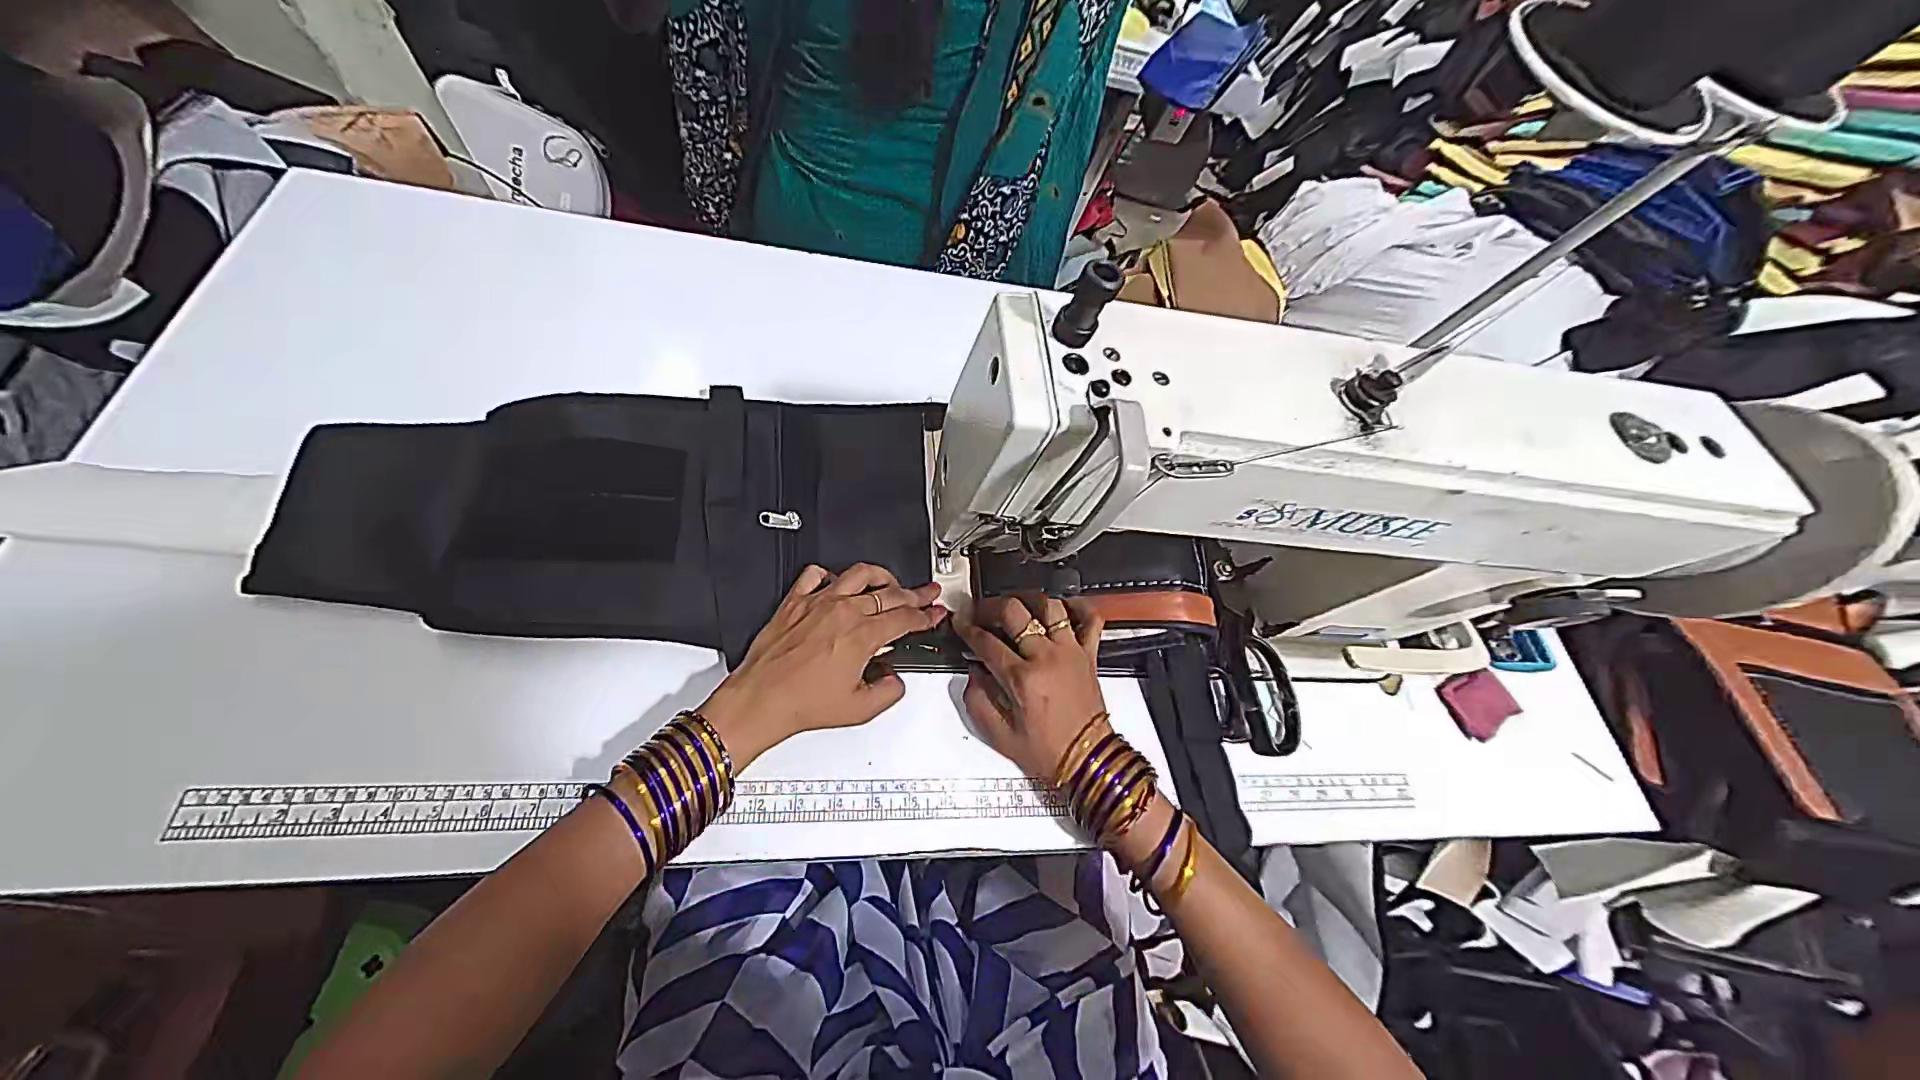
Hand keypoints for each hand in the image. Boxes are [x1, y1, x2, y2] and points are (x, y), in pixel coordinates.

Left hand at [699, 564, 946, 769]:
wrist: (760, 699)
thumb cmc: (800, 703)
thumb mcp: (859, 709)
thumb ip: (888, 691)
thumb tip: (894, 681)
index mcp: (862, 635)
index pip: (905, 617)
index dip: (926, 615)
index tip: (934, 614)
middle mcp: (842, 612)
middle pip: (890, 593)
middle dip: (915, 593)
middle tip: (926, 594)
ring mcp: (817, 603)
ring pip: (859, 574)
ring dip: (881, 576)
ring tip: (890, 581)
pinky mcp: (795, 602)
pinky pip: (815, 575)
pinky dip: (831, 575)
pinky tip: (836, 581)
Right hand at [954, 595, 1107, 785]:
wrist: (1088, 761)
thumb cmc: (1051, 752)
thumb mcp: (1000, 736)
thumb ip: (978, 702)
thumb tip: (973, 675)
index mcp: (1023, 679)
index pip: (986, 642)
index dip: (967, 629)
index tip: (960, 624)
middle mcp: (1048, 658)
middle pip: (1014, 612)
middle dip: (989, 606)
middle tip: (981, 611)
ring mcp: (1071, 652)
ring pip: (1049, 606)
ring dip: (1028, 599)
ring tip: (1016, 604)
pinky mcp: (1089, 655)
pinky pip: (1089, 619)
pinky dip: (1077, 606)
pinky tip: (1062, 606)